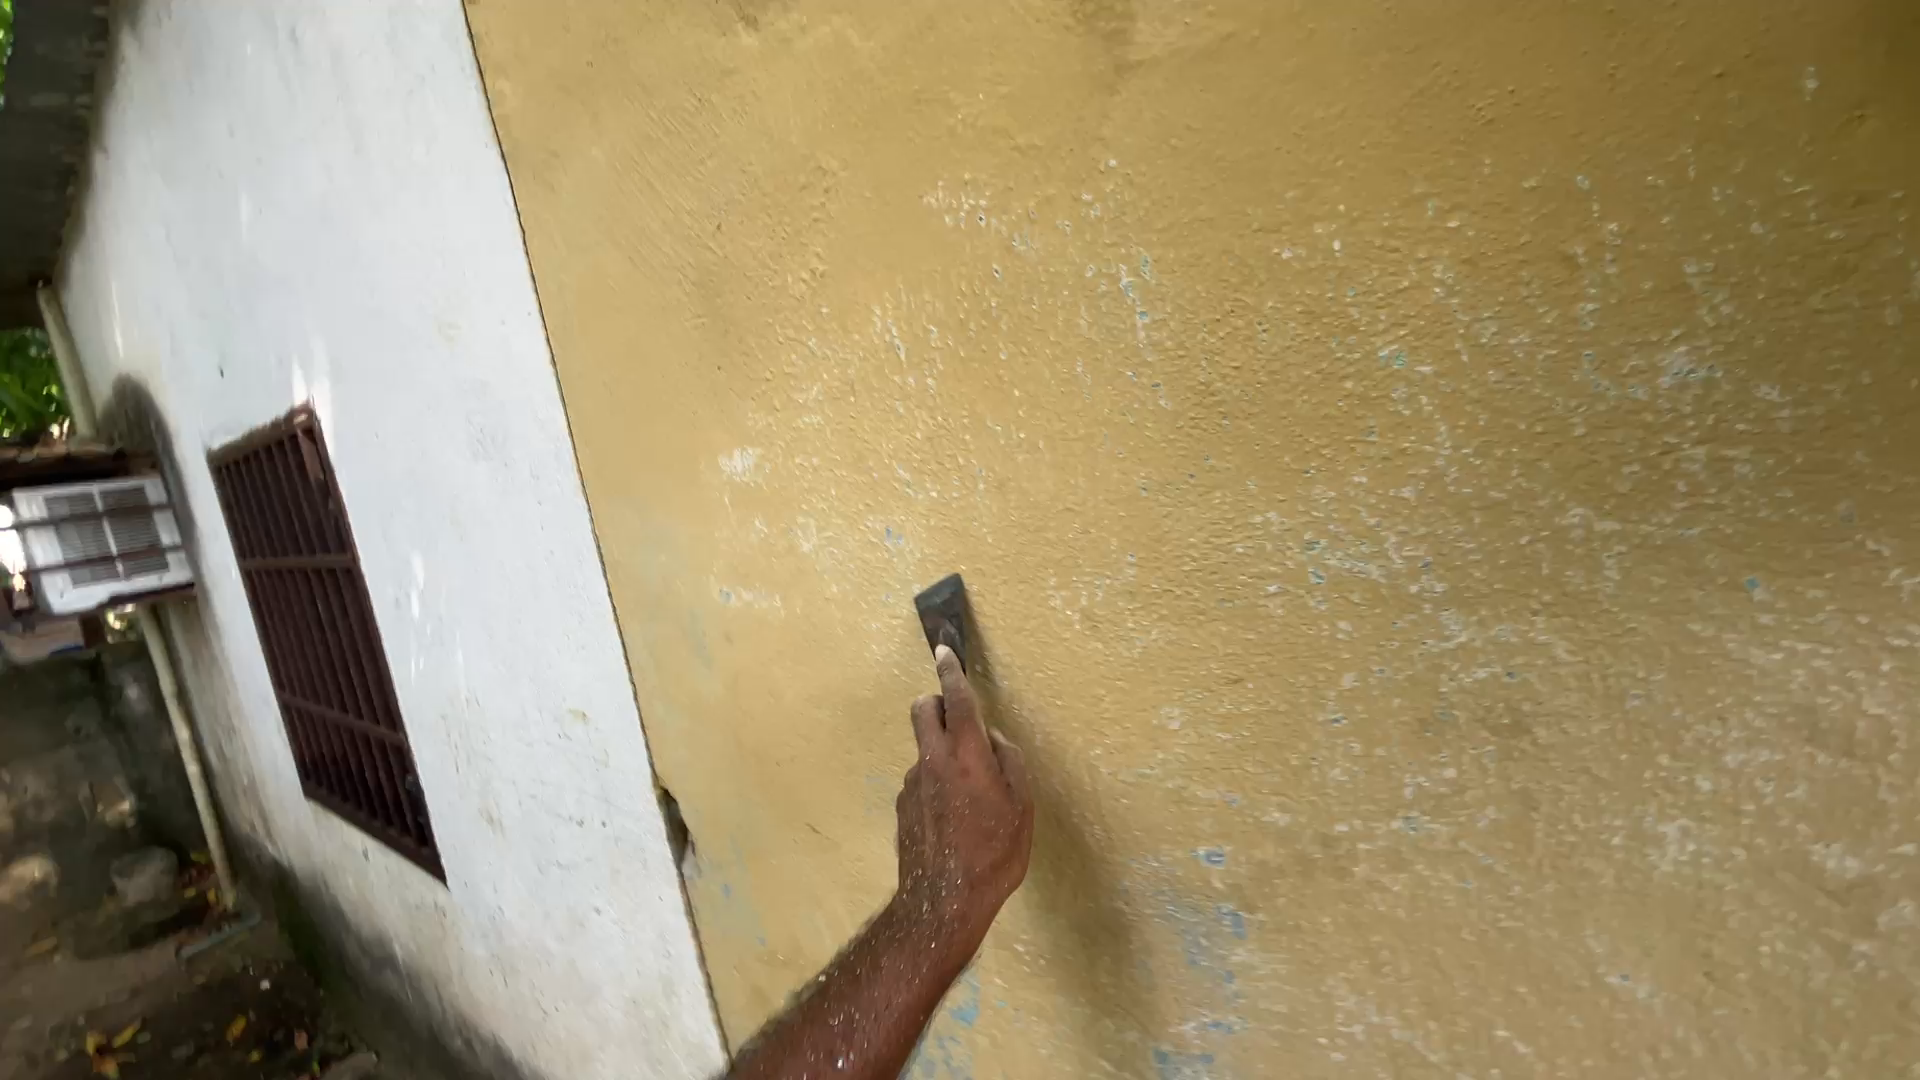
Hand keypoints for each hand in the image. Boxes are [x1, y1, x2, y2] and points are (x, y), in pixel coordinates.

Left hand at [893, 644, 1034, 969]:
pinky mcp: (903, 806)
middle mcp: (933, 759)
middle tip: (959, 721)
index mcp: (966, 753)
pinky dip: (935, 785)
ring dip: (942, 754)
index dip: (951, 670)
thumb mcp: (1022, 805)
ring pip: (924, 749)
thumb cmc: (994, 852)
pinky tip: (952, 822)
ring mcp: (912, 783)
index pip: (957, 698)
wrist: (944, 901)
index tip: (944, 650)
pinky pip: (921, 781)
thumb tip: (992, 739)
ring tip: (969, 800)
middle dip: (936, 702)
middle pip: (922, 709)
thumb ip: (1009, 761)